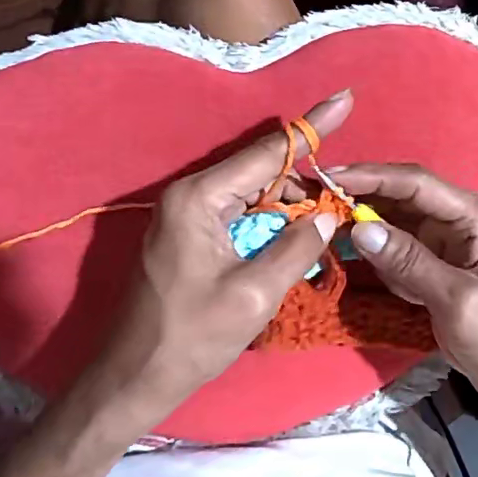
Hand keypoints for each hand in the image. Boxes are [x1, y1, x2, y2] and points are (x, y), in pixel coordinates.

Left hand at [103, 91, 350, 417]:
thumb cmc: (190, 337)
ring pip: (255, 196)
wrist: (133, 377)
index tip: (344, 98)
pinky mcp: (191, 236)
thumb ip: (297, 247)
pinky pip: (241, 218)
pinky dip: (270, 229)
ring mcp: (188, 215)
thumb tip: (328, 214)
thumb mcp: (254, 294)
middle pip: (262, 173)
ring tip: (320, 238)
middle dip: (304, 187)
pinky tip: (293, 247)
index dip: (312, 128)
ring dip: (289, 213)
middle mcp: (191, 194)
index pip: (268, 152)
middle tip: (339, 209)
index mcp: (200, 198)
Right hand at [331, 163, 477, 408]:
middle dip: (362, 195)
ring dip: (364, 222)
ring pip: (394, 219)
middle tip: (317, 194)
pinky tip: (358, 257)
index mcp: (476, 216)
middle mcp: (459, 219)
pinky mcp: (431, 262)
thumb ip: (408, 261)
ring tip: (328, 225)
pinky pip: (395, 246)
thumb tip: (359, 228)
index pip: (418, 184)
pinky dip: (376, 251)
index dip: (373, 177)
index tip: (331, 176)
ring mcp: (444, 240)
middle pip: (402, 195)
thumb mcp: (456, 299)